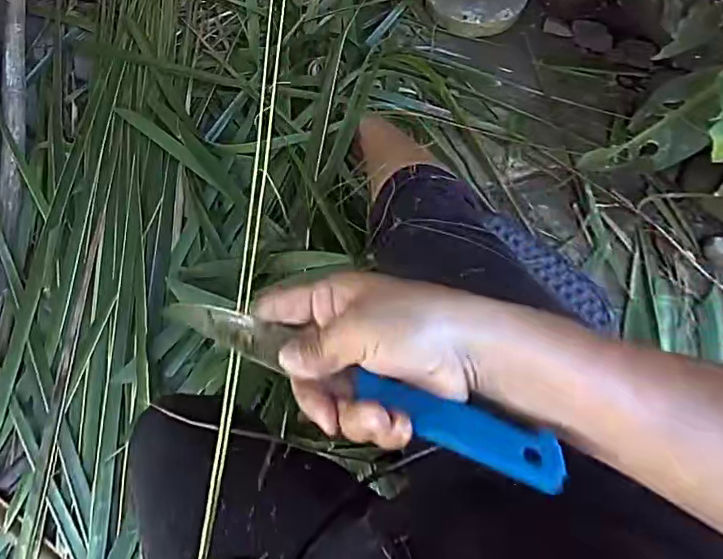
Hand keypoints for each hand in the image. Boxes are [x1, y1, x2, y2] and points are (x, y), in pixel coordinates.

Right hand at [252, 272, 502, 449]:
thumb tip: (286, 361)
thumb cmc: (411, 324)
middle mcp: (340, 328)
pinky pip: (363, 414)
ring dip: (356, 417)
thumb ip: (316, 348)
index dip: (262, 327)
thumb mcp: (357, 329)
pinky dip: (380, 424)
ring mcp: (363, 362)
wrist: (473, 352)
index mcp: (329, 298)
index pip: (281, 306)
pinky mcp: (386, 391)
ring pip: (334, 400)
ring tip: (383, 418)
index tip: (249, 354)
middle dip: (318, 398)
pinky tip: (399, 422)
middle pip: (304, 369)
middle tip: (330, 416)